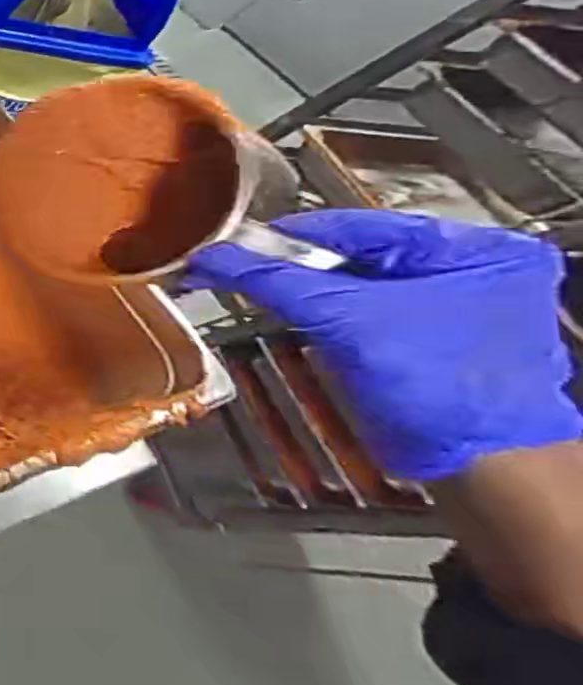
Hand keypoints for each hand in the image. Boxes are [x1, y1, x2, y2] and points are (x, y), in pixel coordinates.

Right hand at [187, 209, 581, 480]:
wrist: (474, 460)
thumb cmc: (437, 386)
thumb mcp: (341, 318)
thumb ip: (271, 280)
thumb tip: (210, 256)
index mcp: (475, 249)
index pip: (355, 224)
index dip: (286, 236)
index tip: (229, 244)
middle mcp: (467, 269)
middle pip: (350, 252)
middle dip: (288, 264)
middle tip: (231, 267)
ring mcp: (447, 304)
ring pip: (348, 280)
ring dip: (296, 287)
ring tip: (247, 287)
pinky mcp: (421, 335)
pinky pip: (353, 307)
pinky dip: (313, 308)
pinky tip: (282, 311)